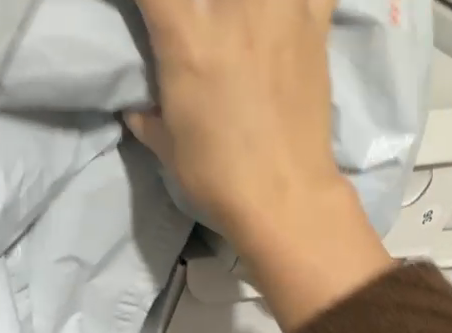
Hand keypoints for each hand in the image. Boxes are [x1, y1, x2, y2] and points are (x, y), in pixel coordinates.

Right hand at [128, 0, 390, 328]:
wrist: (283, 195)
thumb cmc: (216, 175)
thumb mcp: (167, 147)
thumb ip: (147, 115)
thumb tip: (135, 108)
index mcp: (187, 39)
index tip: (148, 13)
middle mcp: (235, 9)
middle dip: (194, 1)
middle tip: (194, 19)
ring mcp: (282, 7)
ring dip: (241, 5)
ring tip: (235, 21)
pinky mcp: (317, 20)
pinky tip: (281, 11)